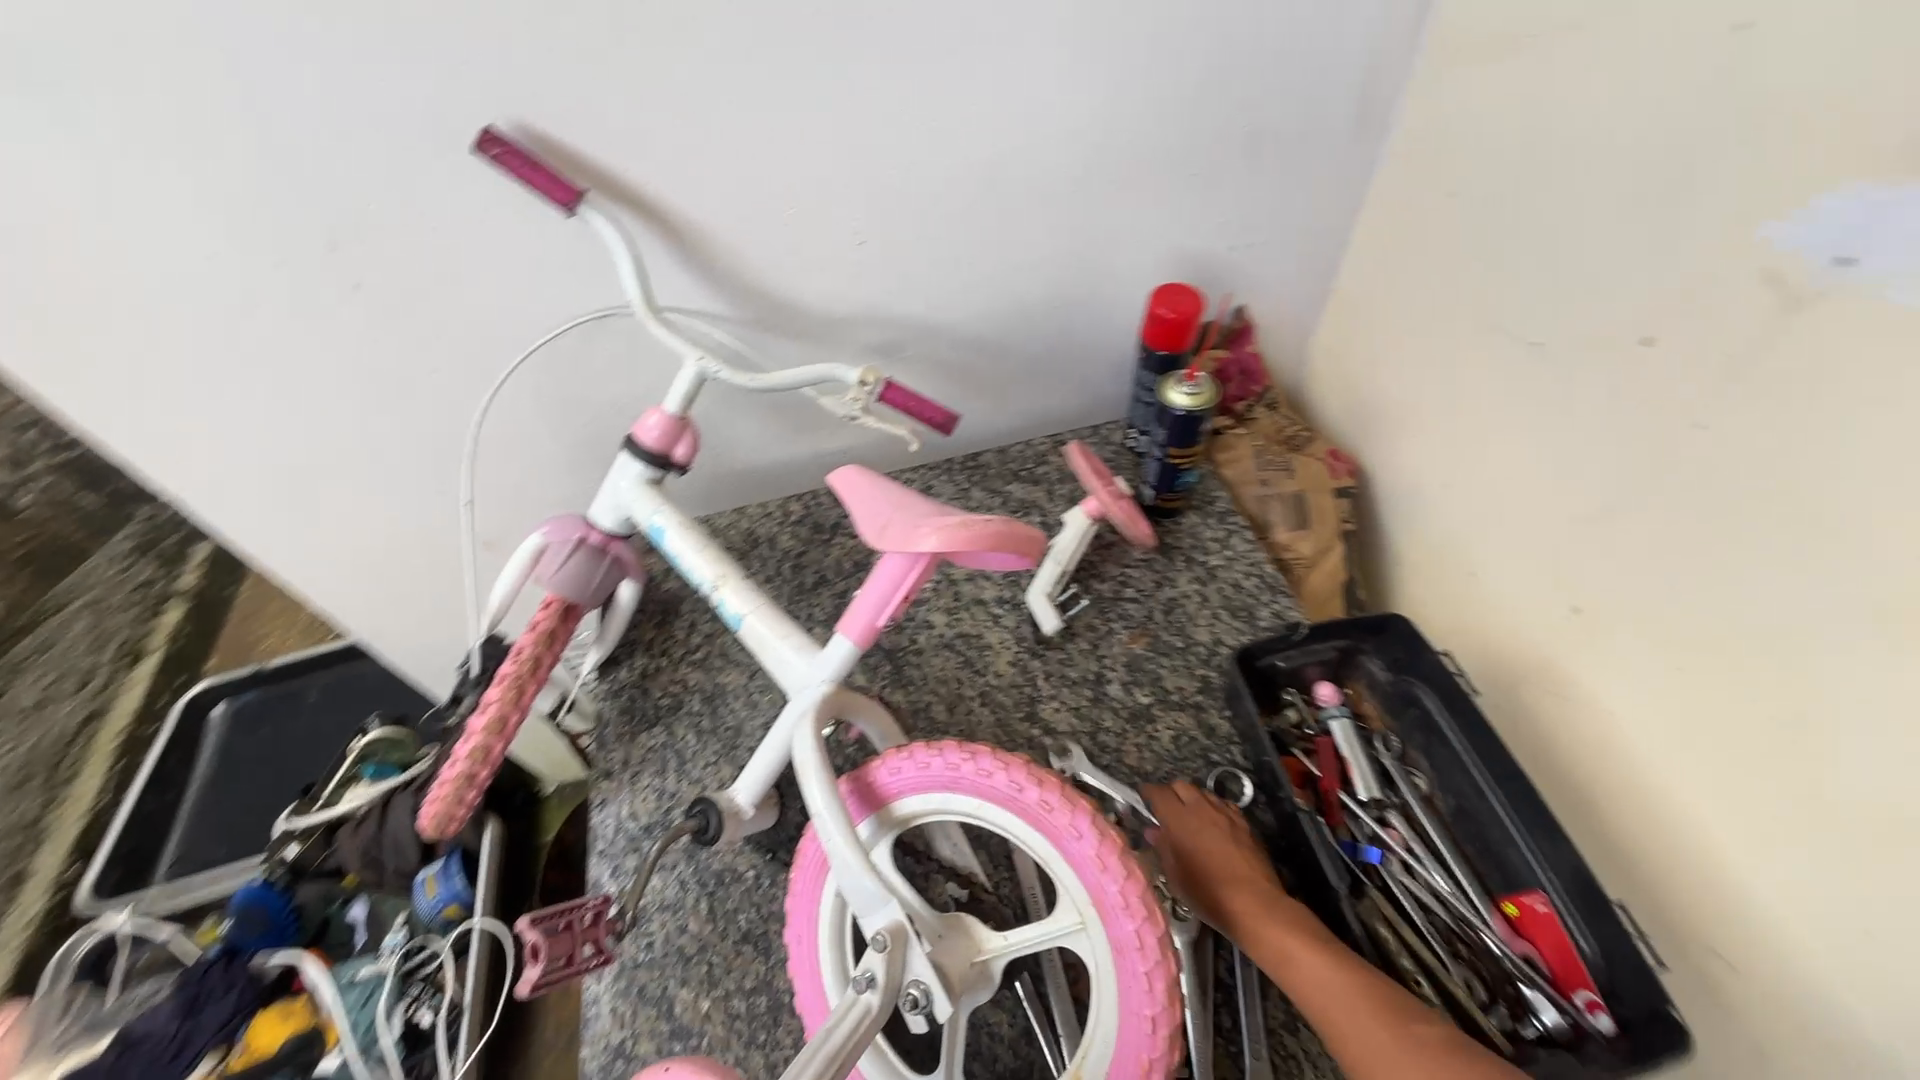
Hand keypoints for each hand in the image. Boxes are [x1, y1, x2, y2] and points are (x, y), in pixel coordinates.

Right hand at [1143, 780, 1290, 937]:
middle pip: (1182, 785)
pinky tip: (1215, 825)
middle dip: (1171, 792)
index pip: (1159, 792)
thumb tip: (1154, 831)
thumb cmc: (1207, 893)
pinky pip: (1224, 805)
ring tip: (1191, 816)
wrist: (1254, 903)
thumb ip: (1163, 848)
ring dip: (1193, 799)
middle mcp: (1201, 808)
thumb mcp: (1176, 876)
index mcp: (1179, 819)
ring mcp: (1226, 813)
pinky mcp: (1244, 822)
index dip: (1148, 792)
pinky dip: (1214, 808)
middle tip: (1166, 809)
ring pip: (1204, 793)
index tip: (1144, 797)